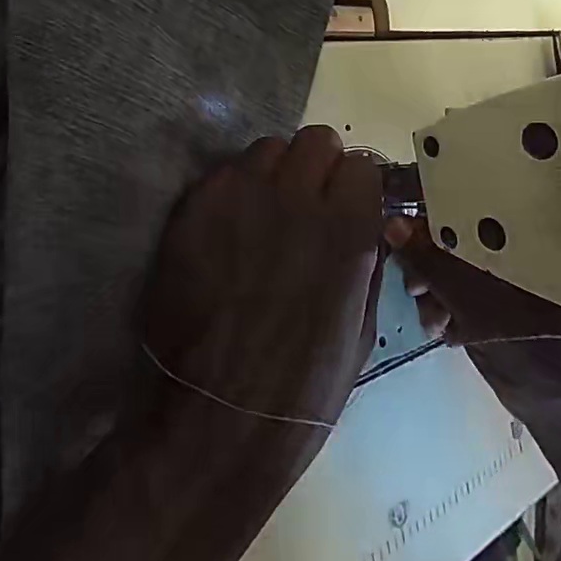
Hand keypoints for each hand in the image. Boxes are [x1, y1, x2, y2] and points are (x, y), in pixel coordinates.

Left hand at [143, 126, 383, 438]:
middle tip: (305, 203)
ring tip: (263, 214)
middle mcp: (297, 198)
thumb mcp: (363, 323)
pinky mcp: (194, 211)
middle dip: (317, 166)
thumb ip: (366, 260)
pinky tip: (227, 231)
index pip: (361, 164)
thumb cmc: (306, 386)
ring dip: (273, 174)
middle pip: (315, 140)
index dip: (355, 186)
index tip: (346, 205)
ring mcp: (240, 199)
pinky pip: (222, 176)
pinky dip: (232, 193)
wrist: (219, 420)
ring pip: (266, 150)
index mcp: (348, 227)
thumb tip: (365, 227)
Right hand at [383, 215, 560, 413]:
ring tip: (435, 321)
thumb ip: (431, 262)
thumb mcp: (472, 302)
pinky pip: (465, 292)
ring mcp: (511, 278)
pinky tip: (445, 329)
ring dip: (435, 292)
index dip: (431, 224)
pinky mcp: (503, 303)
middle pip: (457, 240)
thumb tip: (393, 223)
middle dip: (429, 265)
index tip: (404, 243)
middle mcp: (517, 249)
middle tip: (416, 290)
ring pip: (457, 268)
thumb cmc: (527, 347)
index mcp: (522, 237)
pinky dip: (449, 307)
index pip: (467, 211)